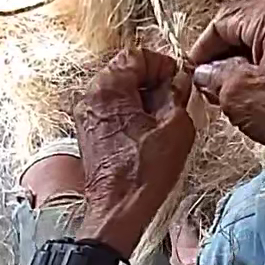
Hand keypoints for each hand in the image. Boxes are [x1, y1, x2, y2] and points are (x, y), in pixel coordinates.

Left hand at [72, 48, 196, 253]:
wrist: (118, 208)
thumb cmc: (142, 174)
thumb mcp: (175, 126)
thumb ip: (177, 95)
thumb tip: (178, 81)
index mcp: (107, 88)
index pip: (136, 55)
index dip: (162, 64)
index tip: (177, 80)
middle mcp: (90, 98)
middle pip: (125, 72)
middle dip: (151, 82)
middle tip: (172, 99)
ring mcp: (86, 117)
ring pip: (118, 92)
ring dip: (142, 99)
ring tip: (161, 120)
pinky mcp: (89, 134)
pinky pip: (112, 111)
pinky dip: (130, 114)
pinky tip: (146, 134)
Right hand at [189, 0, 264, 183]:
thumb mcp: (238, 94)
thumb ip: (213, 76)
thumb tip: (202, 72)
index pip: (223, 21)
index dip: (201, 49)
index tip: (191, 73)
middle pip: (241, 23)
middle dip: (219, 53)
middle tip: (205, 83)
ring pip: (256, 35)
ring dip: (236, 59)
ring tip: (223, 90)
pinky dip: (256, 62)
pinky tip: (245, 87)